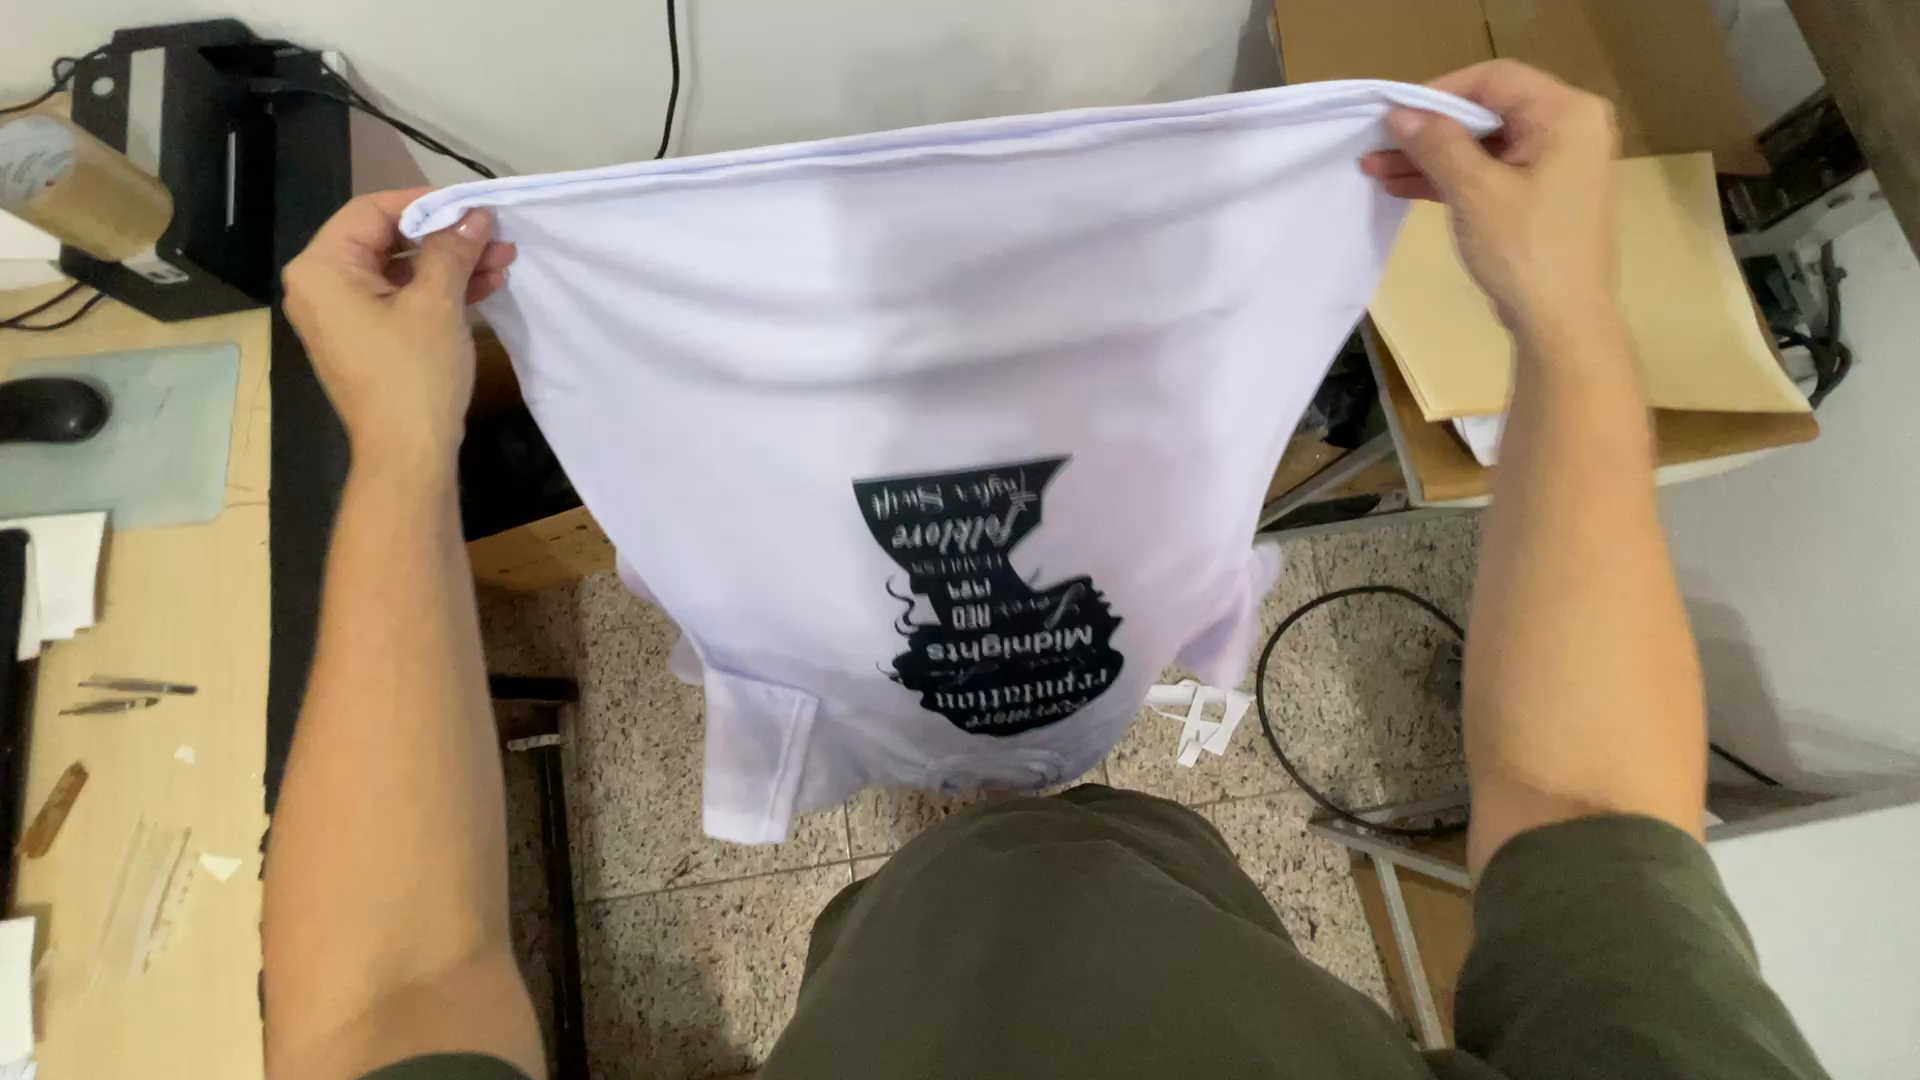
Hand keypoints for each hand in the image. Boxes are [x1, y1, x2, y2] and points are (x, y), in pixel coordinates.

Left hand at [283, 188, 515, 470]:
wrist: (409, 449)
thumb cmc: (415, 373)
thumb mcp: (437, 306)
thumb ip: (452, 253)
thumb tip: (474, 216)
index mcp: (324, 268)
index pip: (372, 213)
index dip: (426, 204)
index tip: (474, 206)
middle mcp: (323, 286)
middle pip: (387, 242)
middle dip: (446, 239)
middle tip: (497, 238)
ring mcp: (346, 316)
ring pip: (401, 274)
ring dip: (451, 267)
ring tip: (502, 263)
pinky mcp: (370, 340)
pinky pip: (402, 301)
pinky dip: (440, 293)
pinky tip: (482, 289)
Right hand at [1361, 61, 1618, 345]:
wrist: (1558, 316)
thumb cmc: (1524, 248)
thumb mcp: (1475, 191)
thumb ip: (1438, 146)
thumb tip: (1400, 115)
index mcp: (1566, 113)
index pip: (1494, 79)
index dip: (1438, 93)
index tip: (1390, 116)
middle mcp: (1565, 128)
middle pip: (1486, 113)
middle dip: (1427, 130)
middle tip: (1374, 147)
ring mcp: (1550, 164)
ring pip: (1480, 147)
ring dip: (1428, 157)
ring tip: (1375, 169)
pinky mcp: (1533, 196)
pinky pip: (1484, 174)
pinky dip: (1446, 179)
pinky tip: (1403, 186)